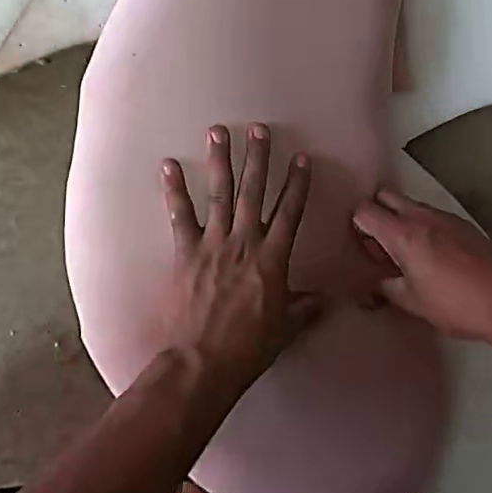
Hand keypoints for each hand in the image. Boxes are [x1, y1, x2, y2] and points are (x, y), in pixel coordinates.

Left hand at [160, 123, 319, 396]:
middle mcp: (244, 242)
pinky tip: (167, 166)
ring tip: (218, 132)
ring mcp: (213, 244)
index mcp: (272, 258)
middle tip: (259, 130)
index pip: (290, 211)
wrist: (204, 362)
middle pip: (255, 191)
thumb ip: (305, 308)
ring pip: (220, 194)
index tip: (302, 158)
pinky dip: (173, 190)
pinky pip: (180, 216)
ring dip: (220, 161)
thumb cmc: (249, 347)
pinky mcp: (186, 253)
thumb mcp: (285, 328)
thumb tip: (324, 301)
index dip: (298, 183)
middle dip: (259, 158)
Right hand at [351, 190, 491, 343]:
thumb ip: (386, 288)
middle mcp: (422, 216)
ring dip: (401, 220)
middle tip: (379, 244)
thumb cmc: (458, 305)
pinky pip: (432, 215)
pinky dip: (423, 227)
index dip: (356, 225)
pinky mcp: (463, 223)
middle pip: (385, 195)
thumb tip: (375, 284)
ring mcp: (445, 216)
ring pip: (410, 204)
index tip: (362, 246)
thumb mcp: (413, 303)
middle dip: (376, 213)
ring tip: (408, 255)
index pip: (364, 210)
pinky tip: (434, 257)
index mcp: (404, 234)